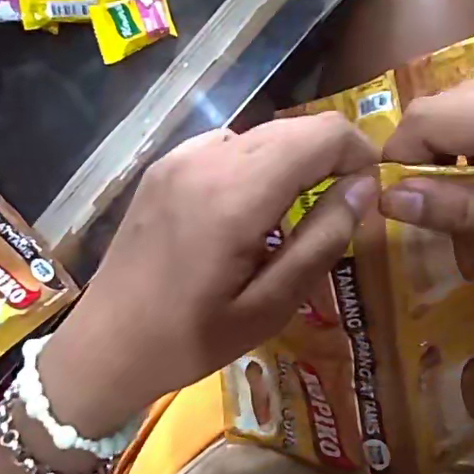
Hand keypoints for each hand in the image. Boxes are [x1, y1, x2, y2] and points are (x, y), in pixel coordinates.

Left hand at [41, 114, 377, 433]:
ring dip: (294, 161)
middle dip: (330, 156)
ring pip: (264, 133)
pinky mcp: (163, 166)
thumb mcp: (271, 305)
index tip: (369, 190)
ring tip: (295, 213)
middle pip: (295, 127)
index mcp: (236, 194)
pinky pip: (230, 146)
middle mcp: (207, 159)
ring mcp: (179, 157)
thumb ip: (322, 239)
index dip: (359, 152)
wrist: (104, 345)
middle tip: (342, 205)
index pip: (322, 134)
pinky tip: (247, 209)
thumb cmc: (192, 339)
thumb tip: (365, 188)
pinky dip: (256, 164)